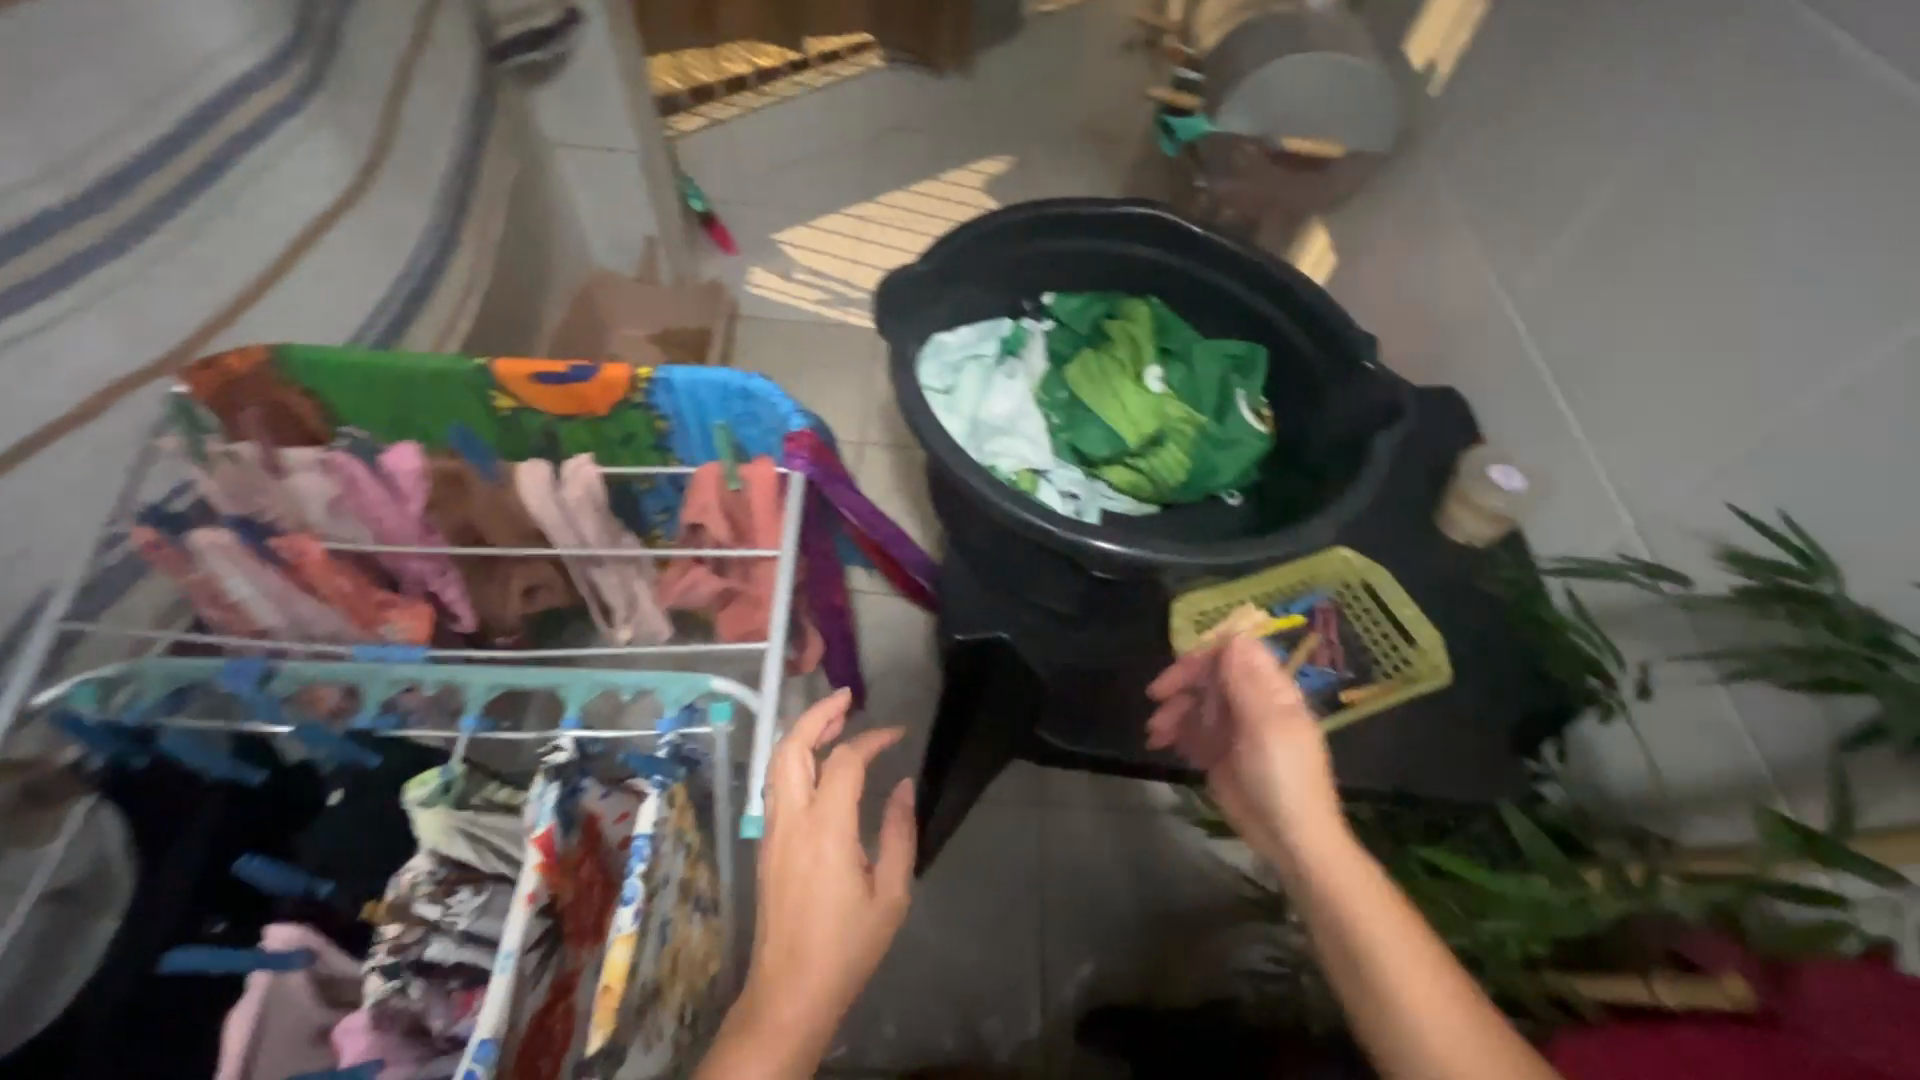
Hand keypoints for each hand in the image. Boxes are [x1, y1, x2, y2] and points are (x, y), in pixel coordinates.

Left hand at [735, 688, 915, 1058]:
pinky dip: (795, 759)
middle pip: (792, 748)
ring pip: (776, 764)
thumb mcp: (891, 893)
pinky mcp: (766, 845)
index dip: (872, 739)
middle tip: (848, 698)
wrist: (791, 990)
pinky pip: (776, 786)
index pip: (845, 761)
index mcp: (826, 829)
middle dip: (817, 714)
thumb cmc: (848, 945)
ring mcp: (772, 831)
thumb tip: (905, 786)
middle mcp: (791, 820)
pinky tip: (819, 763)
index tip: (898, 733)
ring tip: (834, 720)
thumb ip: (899, 832)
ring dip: (802, 733)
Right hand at [1145, 634, 1347, 878]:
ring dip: (1173, 712)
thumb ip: (1247, 683)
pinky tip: (1163, 745)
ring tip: (1156, 733)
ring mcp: (1235, 730)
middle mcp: (1252, 704)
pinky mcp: (1220, 754)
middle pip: (1211, 677)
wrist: (1290, 839)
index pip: (1235, 654)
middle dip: (1182, 686)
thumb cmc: (1284, 779)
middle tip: (1157, 701)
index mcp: (1271, 691)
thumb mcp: (1266, 727)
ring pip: (1197, 704)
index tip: (1177, 675)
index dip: (1204, 657)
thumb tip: (1234, 637)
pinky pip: (1193, 732)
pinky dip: (1176, 734)